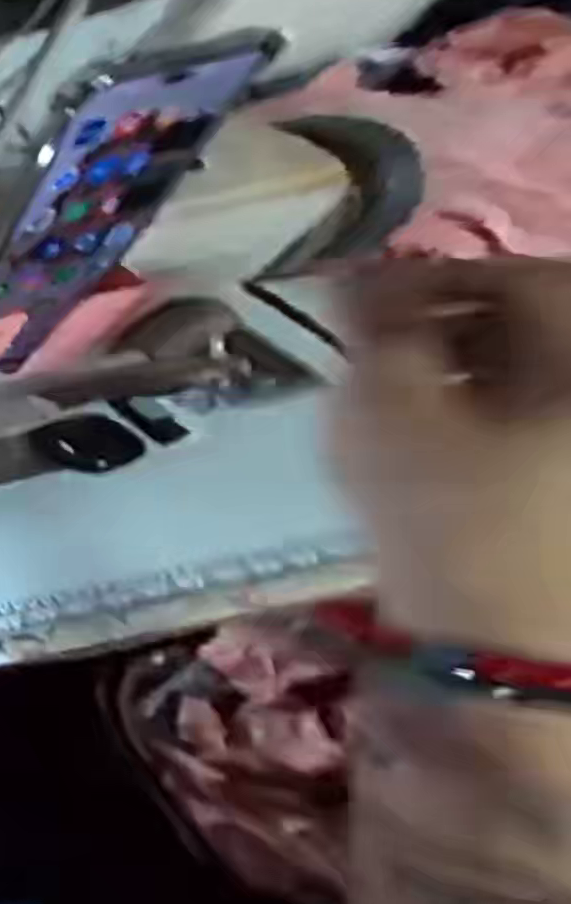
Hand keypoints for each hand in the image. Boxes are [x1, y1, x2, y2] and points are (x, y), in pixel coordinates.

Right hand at [337, 259, 570, 660]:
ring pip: (545, 357)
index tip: (355, 296)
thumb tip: (358, 276)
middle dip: (453, 317)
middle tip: (374, 342)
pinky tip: (446, 419)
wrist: (504, 627)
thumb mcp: (388, 413)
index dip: (434, 277)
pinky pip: (544, 398)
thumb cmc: (443, 510)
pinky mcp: (570, 463)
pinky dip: (494, 391)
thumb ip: (376, 333)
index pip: (524, 277)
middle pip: (547, 313)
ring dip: (472, 354)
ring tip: (403, 382)